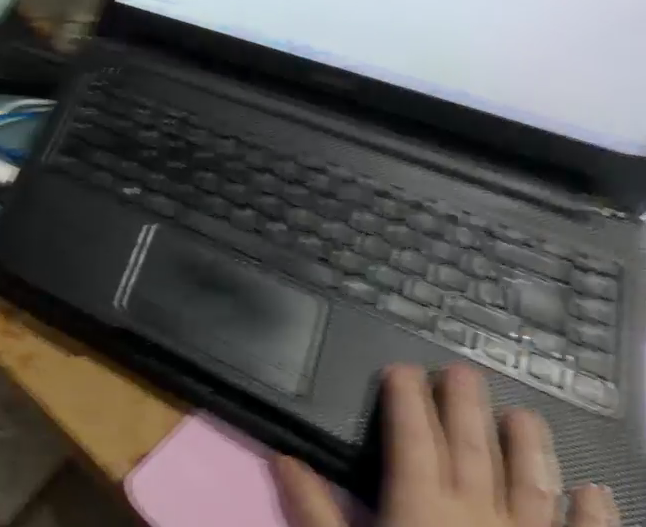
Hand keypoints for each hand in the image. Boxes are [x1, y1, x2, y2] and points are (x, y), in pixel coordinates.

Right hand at [275, 364, 619, 526]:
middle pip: (472, 451)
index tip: (400, 368)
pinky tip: (595, 490)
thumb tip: (284, 459)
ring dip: (529, 448)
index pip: (413, 439)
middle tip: (463, 371)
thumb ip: (316, 508)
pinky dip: (593, 514)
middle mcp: (475, 513)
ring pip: (530, 485)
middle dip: (464, 408)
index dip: (405, 401)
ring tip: (525, 414)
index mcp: (420, 504)